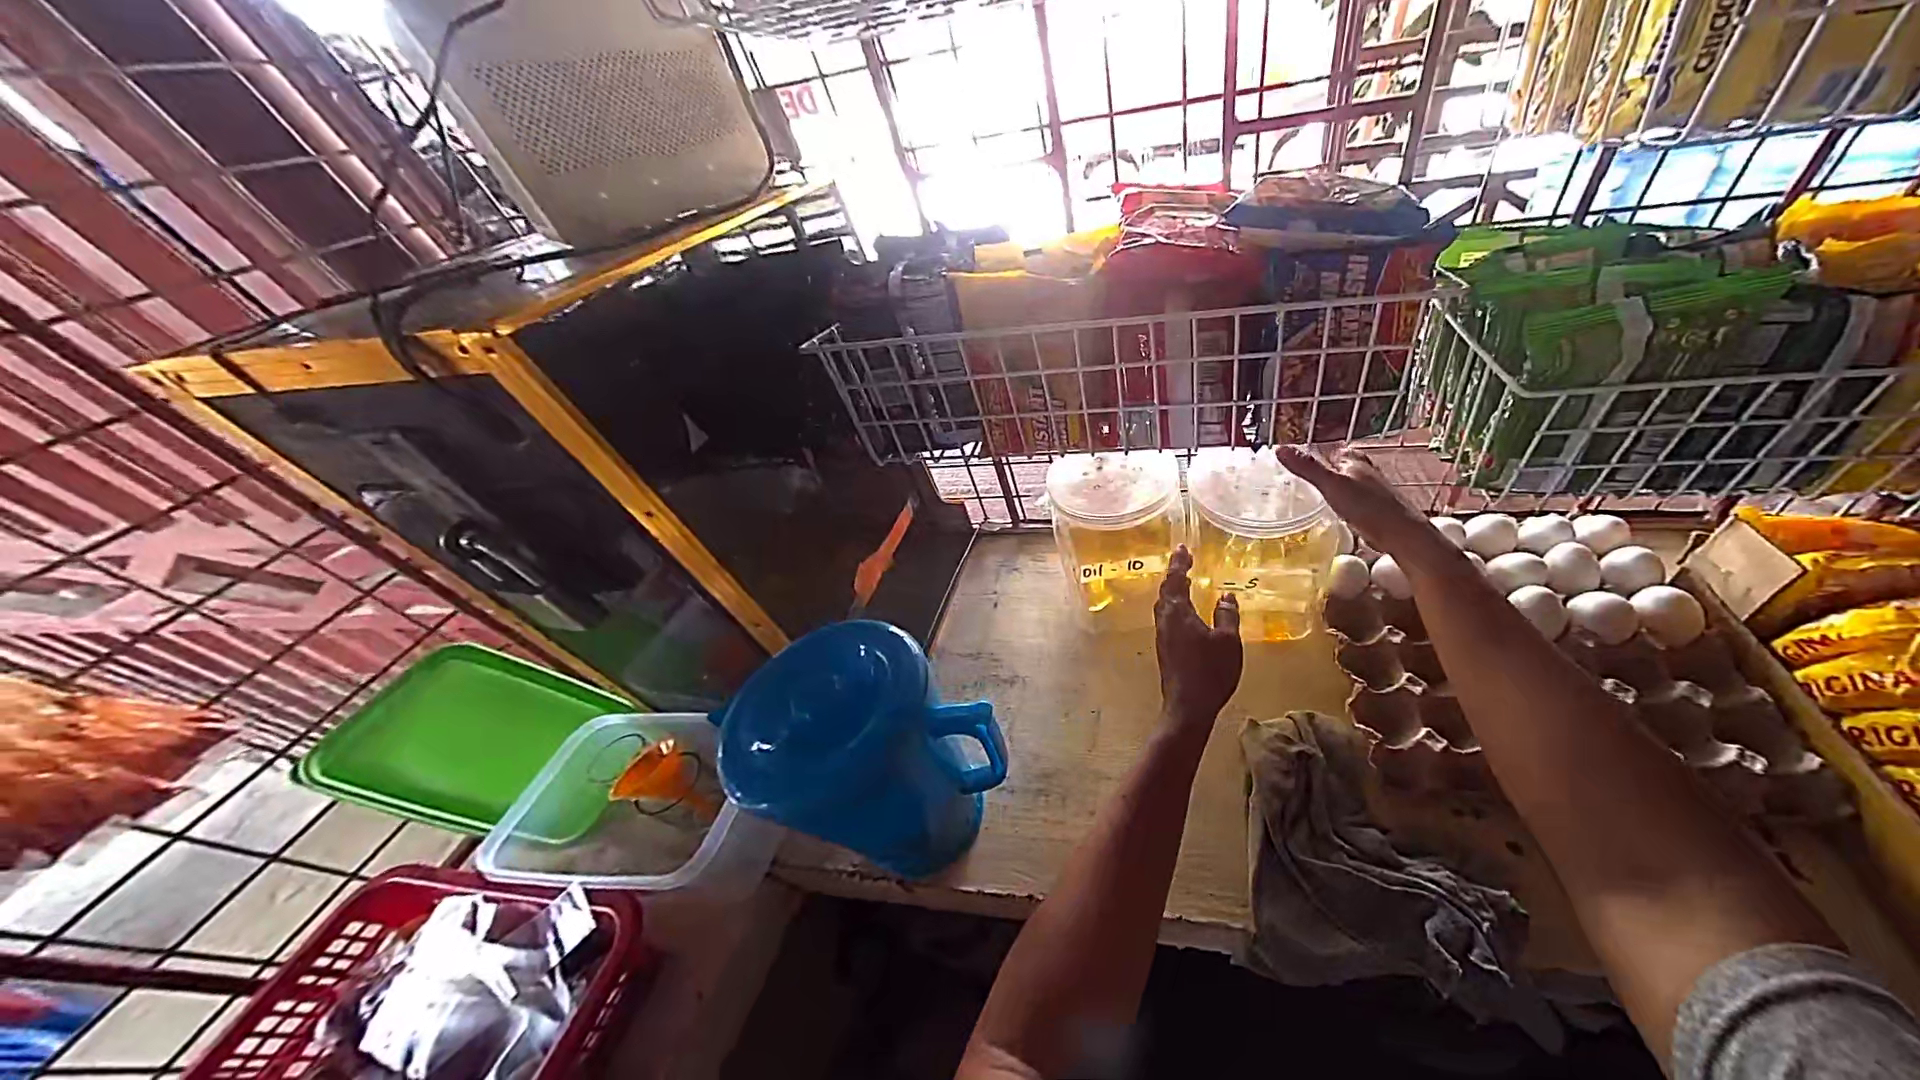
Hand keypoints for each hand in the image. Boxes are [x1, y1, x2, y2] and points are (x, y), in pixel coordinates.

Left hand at [1155, 546, 1241, 726]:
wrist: (1188, 705)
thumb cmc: (1210, 671)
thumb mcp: (1227, 641)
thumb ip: (1227, 615)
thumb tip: (1225, 596)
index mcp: (1178, 613)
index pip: (1176, 580)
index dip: (1179, 563)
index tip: (1183, 548)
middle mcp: (1165, 620)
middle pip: (1166, 590)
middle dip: (1174, 573)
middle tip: (1183, 560)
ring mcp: (1162, 635)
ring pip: (1164, 604)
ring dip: (1172, 589)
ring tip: (1182, 580)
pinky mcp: (1165, 648)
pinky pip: (1167, 617)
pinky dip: (1173, 605)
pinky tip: (1183, 611)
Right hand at [1275, 445, 1457, 572]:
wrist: (1400, 533)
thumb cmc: (1366, 506)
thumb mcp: (1330, 485)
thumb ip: (1307, 467)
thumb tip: (1279, 448)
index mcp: (1353, 460)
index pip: (1330, 450)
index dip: (1314, 454)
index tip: (1295, 462)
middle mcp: (1364, 471)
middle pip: (1339, 466)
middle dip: (1323, 470)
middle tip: (1299, 479)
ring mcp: (1370, 490)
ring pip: (1345, 482)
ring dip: (1331, 486)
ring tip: (1309, 495)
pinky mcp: (1373, 508)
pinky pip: (1350, 499)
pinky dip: (1339, 502)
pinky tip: (1330, 511)